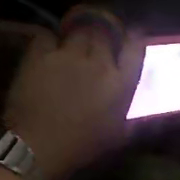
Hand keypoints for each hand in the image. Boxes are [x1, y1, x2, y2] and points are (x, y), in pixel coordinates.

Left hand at [4, 9, 144, 179]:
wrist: (39, 147)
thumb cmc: (81, 147)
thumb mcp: (116, 135)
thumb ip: (129, 116)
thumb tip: (140, 112)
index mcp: (120, 84)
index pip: (134, 48)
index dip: (133, 37)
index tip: (130, 35)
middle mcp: (99, 63)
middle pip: (104, 33)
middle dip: (101, 35)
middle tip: (94, 43)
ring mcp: (69, 56)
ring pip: (77, 32)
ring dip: (76, 38)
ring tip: (70, 46)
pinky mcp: (41, 55)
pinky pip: (47, 36)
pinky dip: (48, 42)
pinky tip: (46, 51)